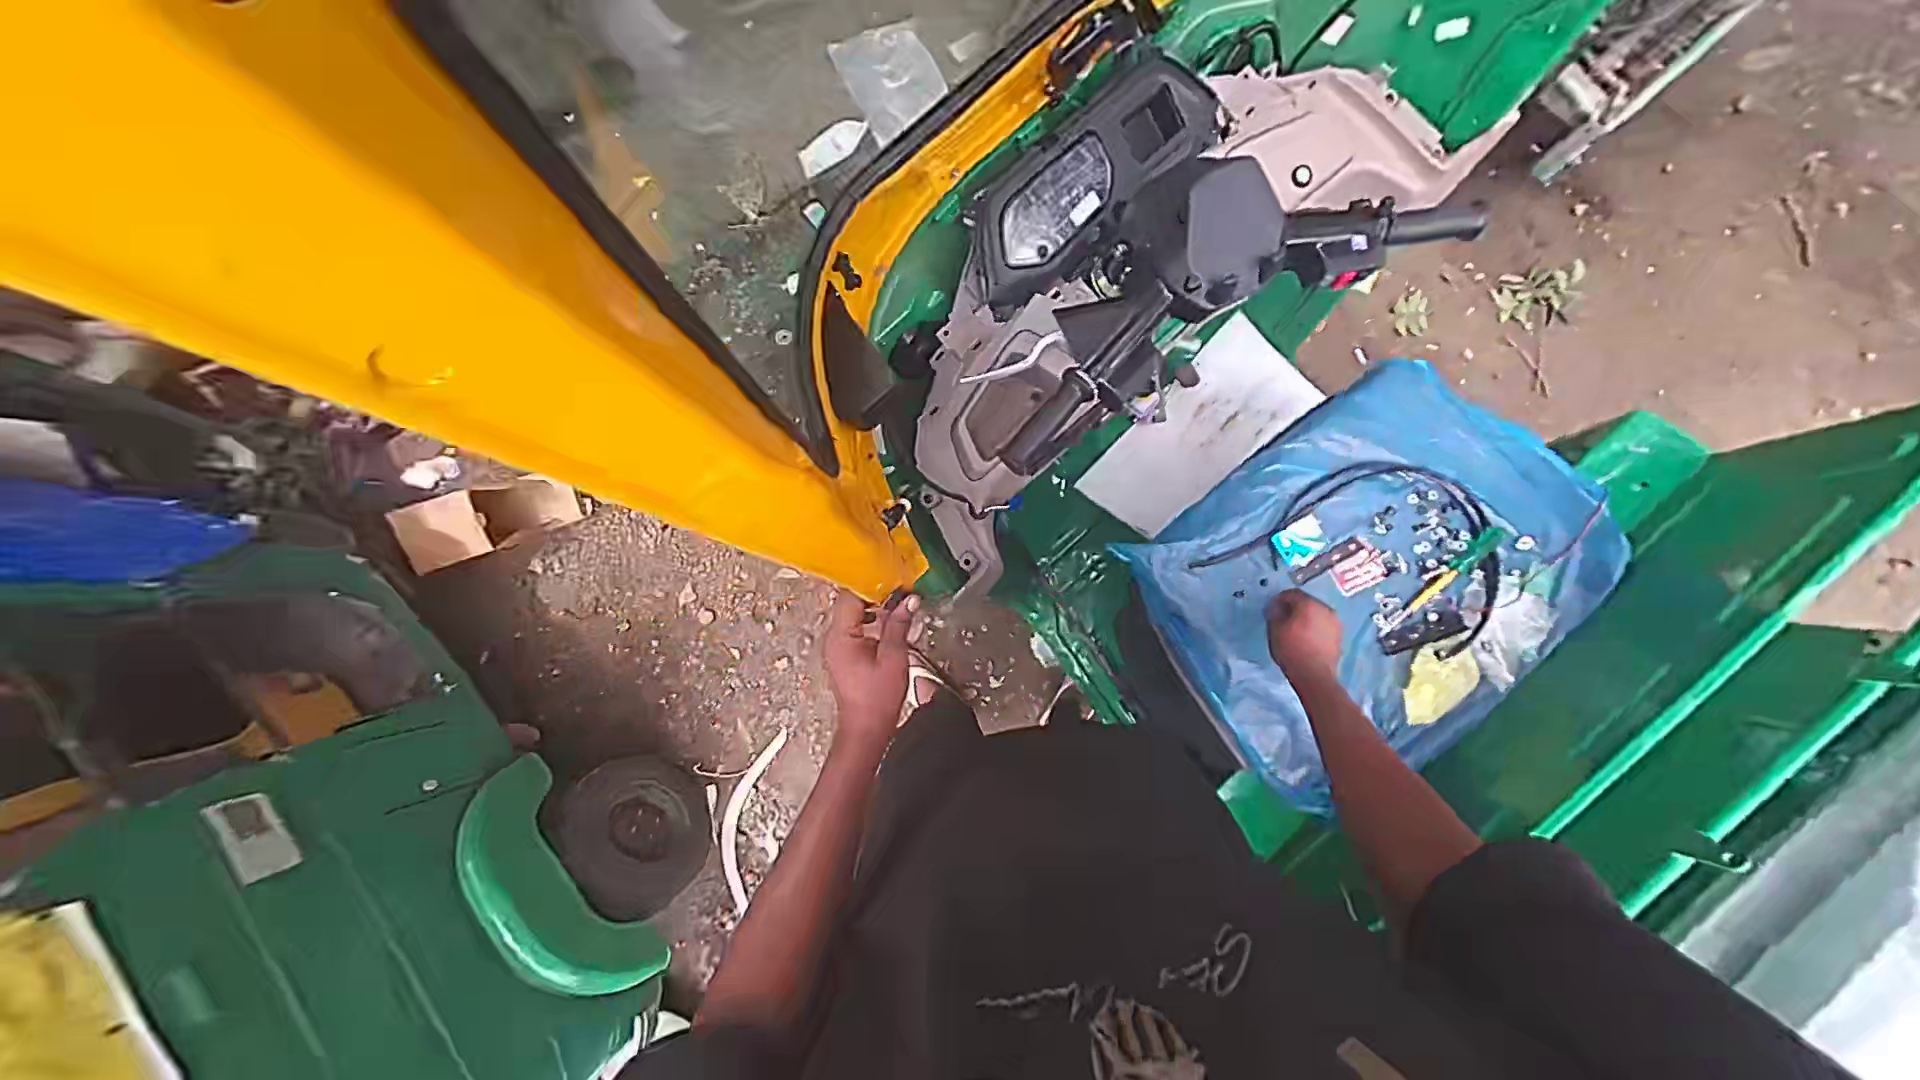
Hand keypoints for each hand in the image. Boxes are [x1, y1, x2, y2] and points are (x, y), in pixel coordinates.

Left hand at [822, 589, 918, 750]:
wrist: (866, 728)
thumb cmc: (876, 700)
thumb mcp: (894, 657)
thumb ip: (899, 625)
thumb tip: (908, 601)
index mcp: (841, 637)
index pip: (851, 597)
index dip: (872, 585)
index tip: (892, 579)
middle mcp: (834, 639)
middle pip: (851, 603)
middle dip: (876, 594)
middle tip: (900, 591)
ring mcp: (838, 646)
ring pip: (855, 614)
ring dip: (876, 608)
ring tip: (898, 606)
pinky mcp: (846, 653)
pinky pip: (857, 627)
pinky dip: (873, 621)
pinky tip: (890, 624)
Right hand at [1266, 588, 1342, 679]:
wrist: (1314, 674)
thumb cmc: (1291, 649)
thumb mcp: (1275, 629)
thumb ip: (1275, 612)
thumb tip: (1277, 606)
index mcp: (1309, 604)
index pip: (1292, 593)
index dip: (1279, 598)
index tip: (1272, 607)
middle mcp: (1326, 609)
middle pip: (1307, 601)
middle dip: (1294, 606)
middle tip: (1283, 617)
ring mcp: (1335, 622)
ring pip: (1317, 613)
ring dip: (1306, 616)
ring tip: (1295, 628)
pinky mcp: (1339, 635)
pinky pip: (1323, 624)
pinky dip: (1314, 626)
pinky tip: (1306, 637)